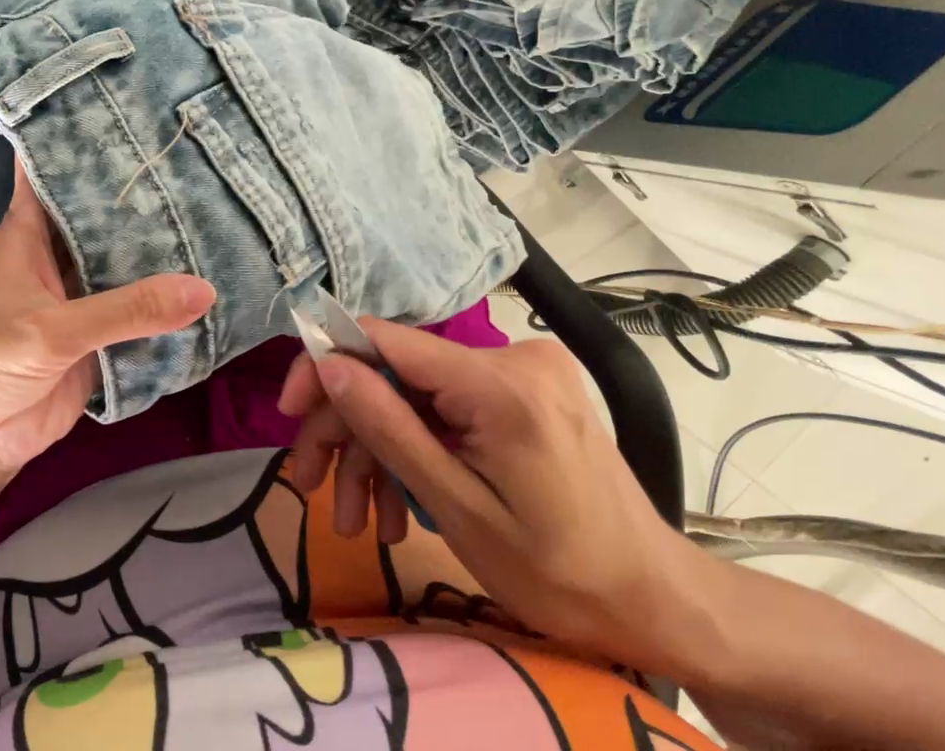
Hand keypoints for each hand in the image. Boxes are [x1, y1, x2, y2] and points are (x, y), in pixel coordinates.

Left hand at [0, 160, 214, 496]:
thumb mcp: (50, 331)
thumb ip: (125, 310)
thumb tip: (204, 288)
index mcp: (27, 234)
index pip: (54, 172)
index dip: (85, 140)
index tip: (136, 111)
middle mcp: (55, 257)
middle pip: (103, 219)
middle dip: (144, 198)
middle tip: (210, 164)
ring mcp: (77, 299)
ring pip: (124, 266)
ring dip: (161, 253)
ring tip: (226, 215)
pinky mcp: (96, 340)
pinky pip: (135, 315)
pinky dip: (165, 306)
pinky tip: (213, 286)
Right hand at [278, 319, 704, 672]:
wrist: (657, 603)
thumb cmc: (558, 571)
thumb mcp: (456, 505)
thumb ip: (389, 427)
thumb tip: (327, 364)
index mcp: (500, 383)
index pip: (383, 340)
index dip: (323, 365)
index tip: (287, 412)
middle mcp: (512, 360)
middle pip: (392, 375)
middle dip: (346, 431)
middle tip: (311, 486)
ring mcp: (521, 376)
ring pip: (412, 398)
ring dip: (375, 454)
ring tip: (355, 520)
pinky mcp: (523, 395)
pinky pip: (444, 412)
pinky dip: (414, 453)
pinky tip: (396, 510)